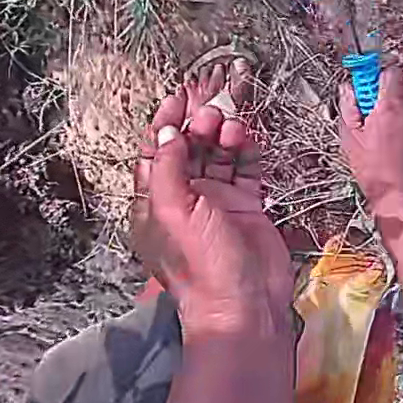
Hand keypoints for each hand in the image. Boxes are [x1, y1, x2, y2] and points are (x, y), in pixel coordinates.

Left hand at [133, 91, 291, 336]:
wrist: (247, 303)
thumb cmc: (203, 264)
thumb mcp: (174, 212)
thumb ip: (168, 168)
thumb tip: (168, 132)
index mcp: (157, 204)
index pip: (156, 153)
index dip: (165, 124)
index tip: (178, 99)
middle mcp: (185, 199)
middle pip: (188, 150)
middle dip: (197, 126)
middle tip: (210, 110)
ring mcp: (217, 202)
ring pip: (217, 156)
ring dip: (222, 136)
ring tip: (229, 124)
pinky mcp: (246, 205)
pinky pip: (245, 169)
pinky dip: (246, 151)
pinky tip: (247, 138)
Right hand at [338, 65, 402, 213]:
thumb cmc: (376, 173)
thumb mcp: (351, 138)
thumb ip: (349, 107)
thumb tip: (348, 89)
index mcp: (391, 106)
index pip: (390, 72)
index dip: (376, 77)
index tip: (365, 86)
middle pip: (398, 91)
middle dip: (382, 100)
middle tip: (368, 119)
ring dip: (395, 116)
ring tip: (382, 139)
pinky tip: (397, 147)